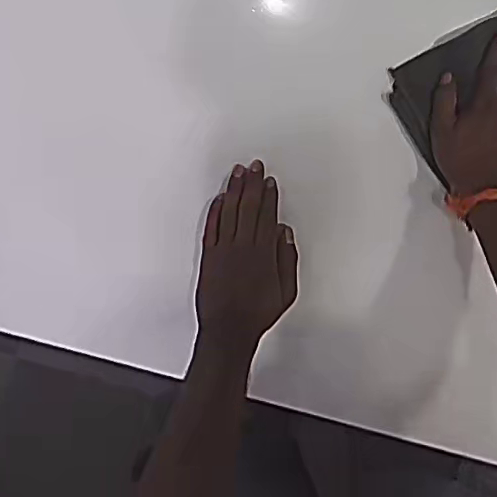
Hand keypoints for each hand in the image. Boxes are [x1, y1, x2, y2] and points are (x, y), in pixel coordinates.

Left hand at [195, 160, 298, 361]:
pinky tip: (219, 197)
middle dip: (252, 183)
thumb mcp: (286, 291)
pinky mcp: (209, 254)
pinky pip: (212, 225)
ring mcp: (224, 248)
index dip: (269, 195)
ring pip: (229, 210)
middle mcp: (243, 245)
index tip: (269, 180)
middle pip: (249, 206)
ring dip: (234, 189)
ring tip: (237, 172)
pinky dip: (215, 210)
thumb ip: (287, 259)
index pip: (267, 215)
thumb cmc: (257, 313)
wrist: (228, 330)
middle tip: (254, 166)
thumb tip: (284, 233)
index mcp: (263, 252)